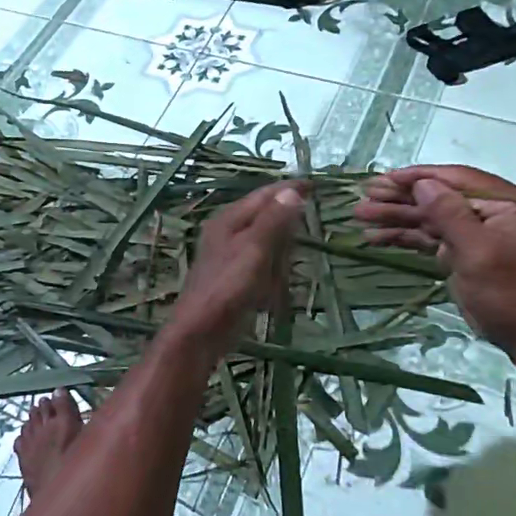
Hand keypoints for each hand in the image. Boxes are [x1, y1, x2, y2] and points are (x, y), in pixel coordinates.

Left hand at [169, 180, 306, 348]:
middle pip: (266, 218)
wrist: (201, 329)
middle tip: (297, 238)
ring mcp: (231, 255)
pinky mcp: (235, 278)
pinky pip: (262, 268)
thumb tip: (292, 191)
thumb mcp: (255, 248)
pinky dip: (270, 276)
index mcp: (229, 218)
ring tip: (279, 272)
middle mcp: (228, 232)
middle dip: (284, 229)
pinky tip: (270, 291)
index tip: (314, 186)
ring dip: (278, 257)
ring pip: (266, 245)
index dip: (289, 189)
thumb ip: (274, 220)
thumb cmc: (228, 286)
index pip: (265, 195)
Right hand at [354, 165, 515, 355]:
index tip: (384, 178)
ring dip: (399, 219)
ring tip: (362, 218)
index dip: (419, 177)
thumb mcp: (481, 252)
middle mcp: (499, 213)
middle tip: (364, 198)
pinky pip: (438, 241)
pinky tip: (379, 239)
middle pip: (443, 198)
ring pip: (436, 220)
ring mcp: (485, 236)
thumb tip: (423, 184)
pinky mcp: (473, 257)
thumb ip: (450, 214)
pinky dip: (410, 239)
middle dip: (402, 199)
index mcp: (512, 203)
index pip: (458, 179)